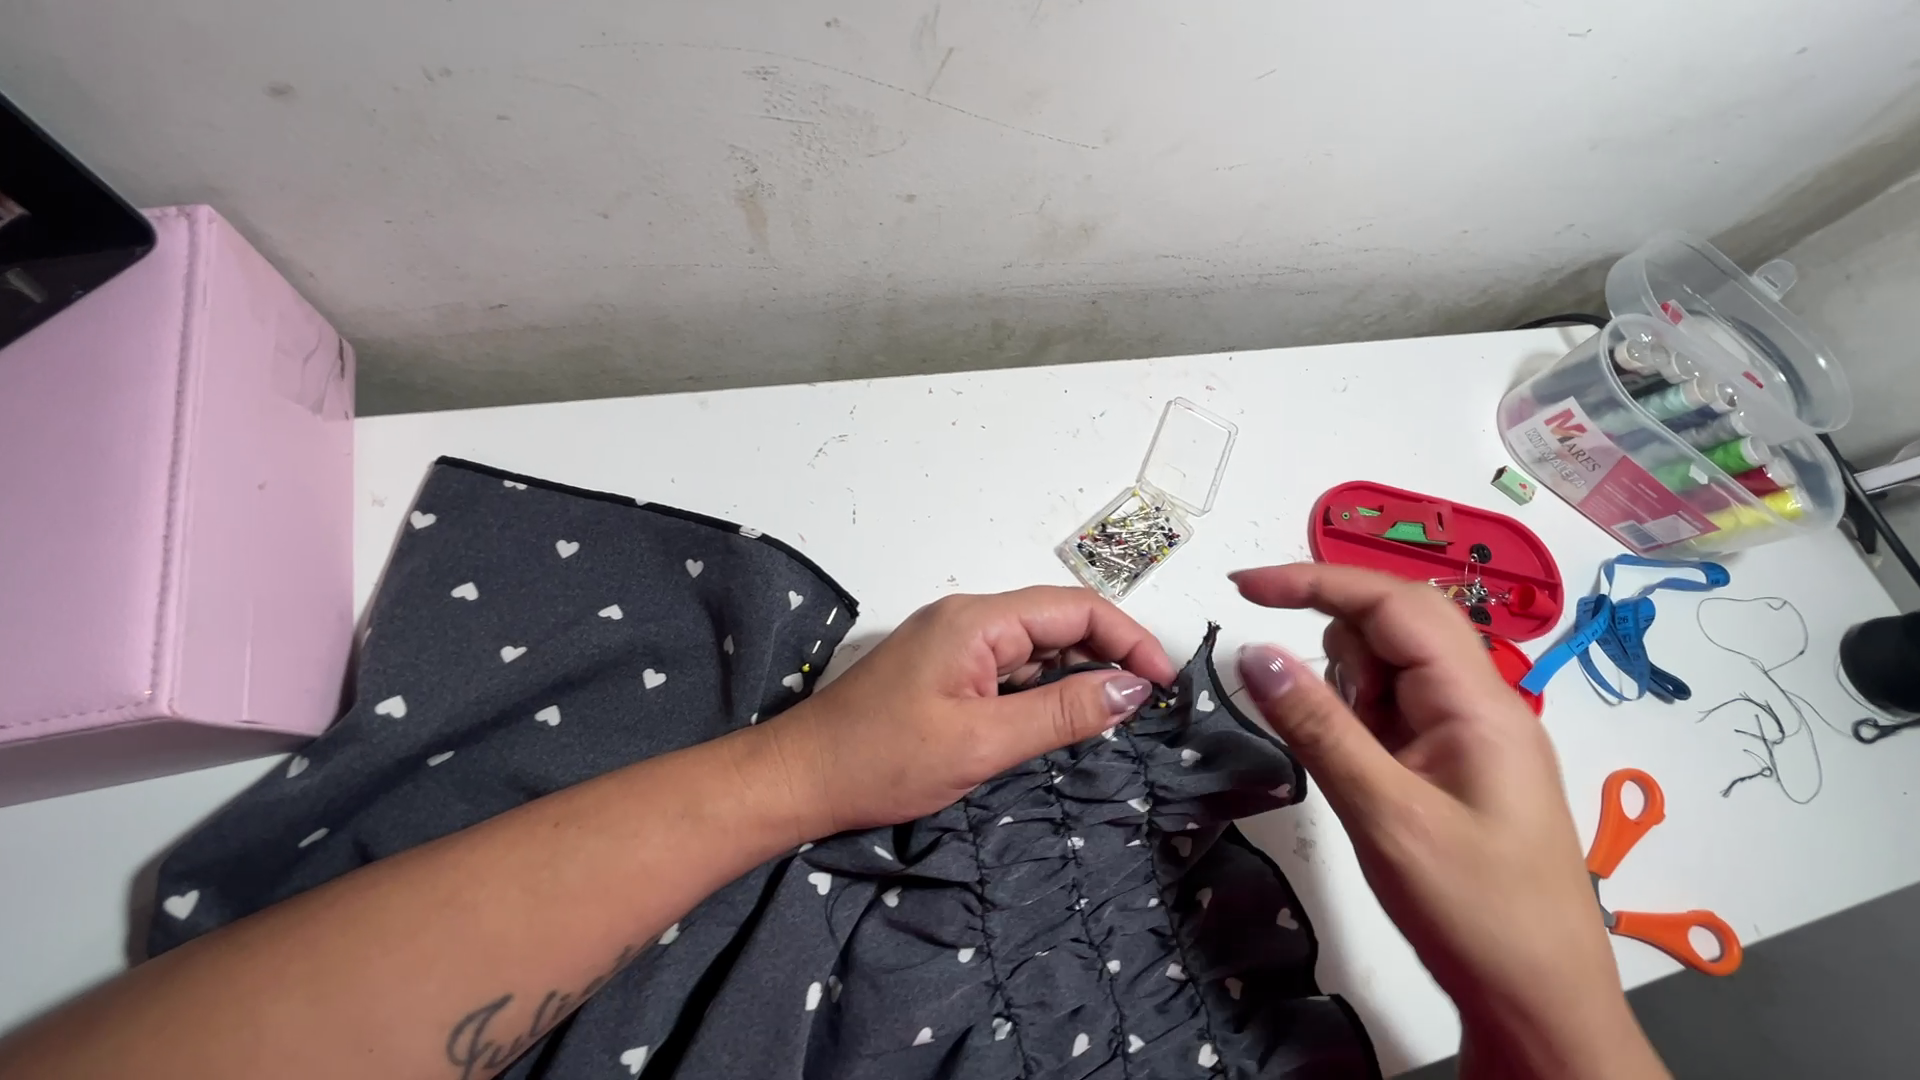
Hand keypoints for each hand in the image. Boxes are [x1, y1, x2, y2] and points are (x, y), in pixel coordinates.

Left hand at [756, 586, 1176, 839]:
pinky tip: (1059, 714)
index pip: (1074, 609)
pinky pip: (1009, 665)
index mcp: (978, 621)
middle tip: (1146, 702)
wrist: (801, 776)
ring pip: (1035, 645)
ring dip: (1077, 672)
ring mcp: (953, 642)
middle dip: (1108, 654)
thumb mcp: (983, 741)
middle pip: (1057, 621)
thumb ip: (1061, 712)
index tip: (1164, 681)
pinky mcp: (944, 667)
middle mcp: (968, 619)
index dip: (1128, 638)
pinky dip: (1042, 686)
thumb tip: (1133, 688)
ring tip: (1114, 712)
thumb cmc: (884, 759)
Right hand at [1230, 563, 1666, 1079]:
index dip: (1314, 581)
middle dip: (1334, 642)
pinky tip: (1366, 772)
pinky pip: (1391, 706)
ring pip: (1388, 664)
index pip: (1393, 602)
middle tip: (1310, 709)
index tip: (1244, 588)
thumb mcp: (1381, 814)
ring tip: (1355, 762)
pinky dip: (1358, 720)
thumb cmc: (1472, 911)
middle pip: (1394, 622)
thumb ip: (1317, 725)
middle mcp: (1479, 701)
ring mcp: (1467, 730)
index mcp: (1477, 702)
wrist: (1540, 1006)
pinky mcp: (1453, 758)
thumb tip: (1255, 651)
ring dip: (1347, 689)